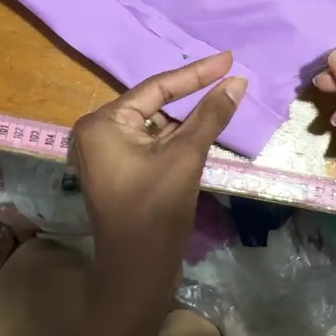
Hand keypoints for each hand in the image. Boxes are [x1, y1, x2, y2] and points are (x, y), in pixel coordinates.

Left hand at [70, 52, 244, 310]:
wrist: (137, 277)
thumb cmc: (155, 213)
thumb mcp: (186, 157)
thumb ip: (210, 116)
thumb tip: (237, 82)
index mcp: (102, 123)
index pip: (157, 88)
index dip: (197, 73)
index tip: (229, 58)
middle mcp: (98, 132)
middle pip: (155, 104)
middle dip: (192, 93)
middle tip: (229, 75)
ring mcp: (107, 154)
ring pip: (156, 125)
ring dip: (188, 117)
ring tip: (223, 97)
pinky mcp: (120, 172)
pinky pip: (153, 143)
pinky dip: (178, 137)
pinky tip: (205, 128)